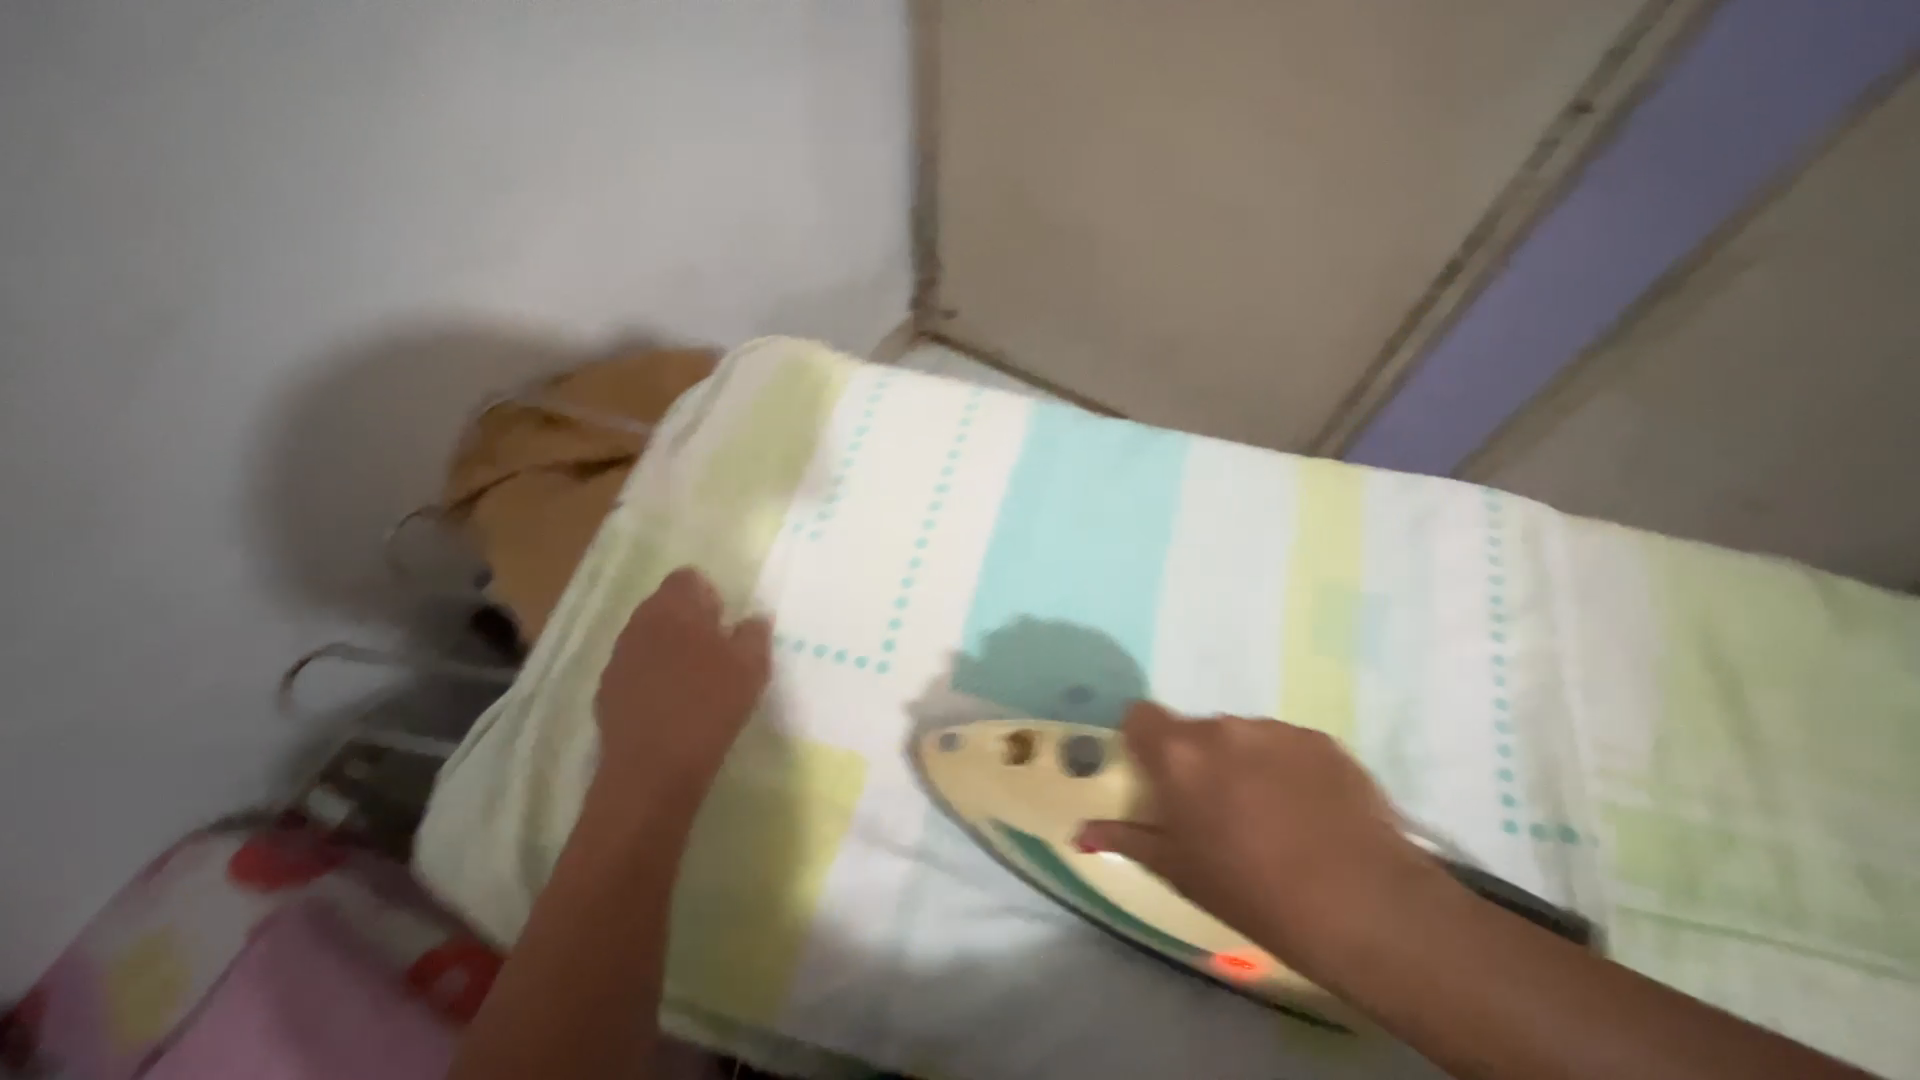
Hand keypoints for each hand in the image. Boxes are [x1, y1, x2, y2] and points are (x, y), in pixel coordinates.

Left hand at [591, 567, 771, 818]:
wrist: (653, 769)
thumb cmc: (709, 707)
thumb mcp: (751, 669)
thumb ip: (754, 635)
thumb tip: (754, 617)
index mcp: (674, 607)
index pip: (688, 578)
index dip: (709, 595)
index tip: (726, 622)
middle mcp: (639, 623)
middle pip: (664, 606)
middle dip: (688, 621)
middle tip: (716, 651)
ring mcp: (618, 657)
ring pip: (648, 638)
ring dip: (669, 649)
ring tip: (694, 680)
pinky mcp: (607, 691)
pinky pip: (635, 670)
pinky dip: (652, 678)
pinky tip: (671, 705)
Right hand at [1075, 702, 1448, 976]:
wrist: (1362, 903)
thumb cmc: (1253, 892)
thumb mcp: (1180, 872)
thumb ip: (1128, 839)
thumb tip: (1081, 832)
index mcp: (1180, 755)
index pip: (1140, 716)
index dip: (1143, 743)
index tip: (1156, 780)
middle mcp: (1224, 729)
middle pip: (1195, 731)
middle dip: (1198, 763)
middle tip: (1216, 813)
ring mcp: (1278, 731)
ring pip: (1243, 738)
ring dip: (1243, 764)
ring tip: (1271, 817)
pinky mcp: (1323, 741)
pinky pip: (1288, 747)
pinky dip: (1287, 770)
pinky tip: (1309, 815)